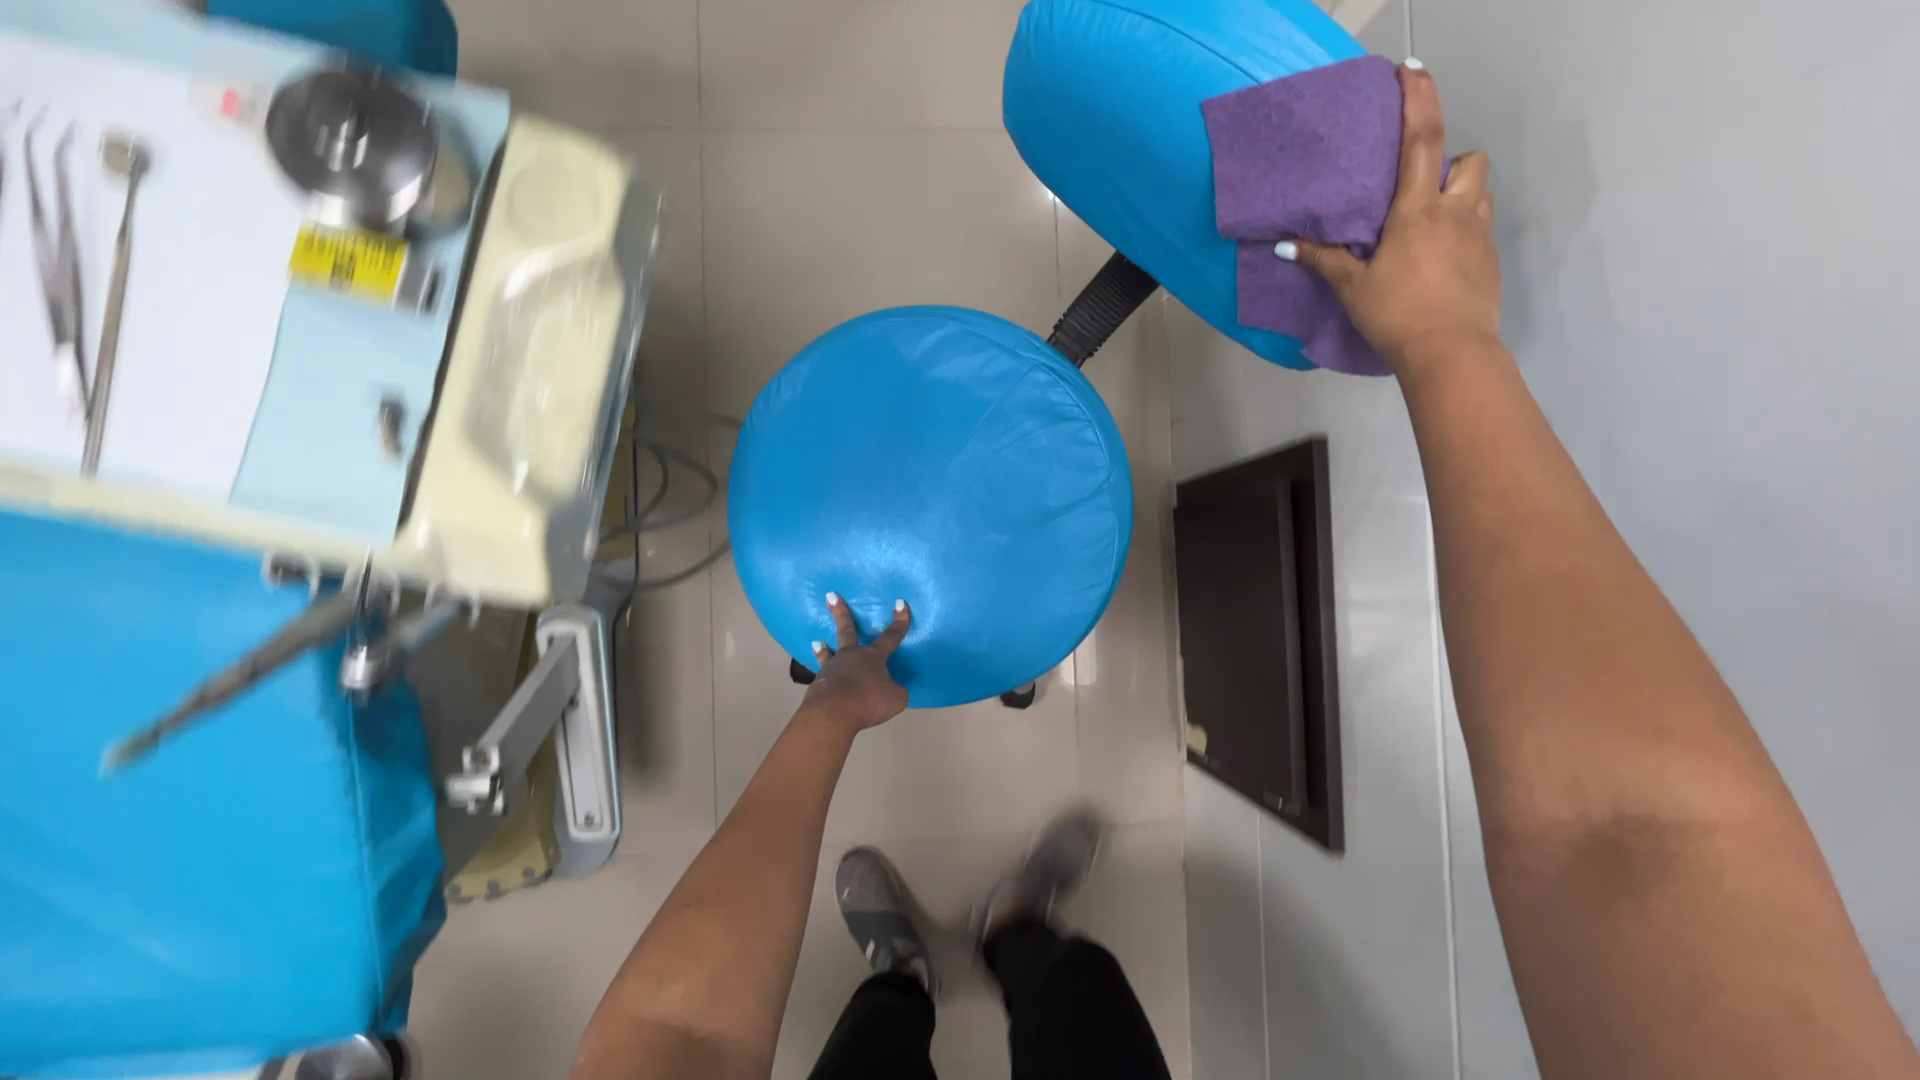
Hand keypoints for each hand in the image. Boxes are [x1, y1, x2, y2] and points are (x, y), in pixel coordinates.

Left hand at [800, 593, 911, 734]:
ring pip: (829, 655)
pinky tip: (823, 684)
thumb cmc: (869, 701)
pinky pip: (823, 678)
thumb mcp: (896, 698)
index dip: (899, 622)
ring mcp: (831, 668)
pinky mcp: (818, 685)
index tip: (900, 603)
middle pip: (847, 631)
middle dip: (841, 613)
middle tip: (830, 596)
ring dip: (823, 649)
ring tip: (817, 643)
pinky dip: (824, 679)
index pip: (890, 636)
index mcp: (873, 656)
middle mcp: (851, 656)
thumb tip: (892, 689)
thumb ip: (896, 690)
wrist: (833, 713)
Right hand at [1287, 63, 1502, 375]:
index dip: (1418, 101)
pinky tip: (1438, 264)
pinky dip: (1462, 233)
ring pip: (1480, 193)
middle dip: (1450, 163)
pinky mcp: (1490, 262)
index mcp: (1417, 211)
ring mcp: (1479, 236)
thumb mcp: (1353, 288)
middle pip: (1468, 160)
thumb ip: (1324, 260)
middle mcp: (1455, 212)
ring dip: (1460, 196)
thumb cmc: (1397, 314)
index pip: (1421, 141)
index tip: (1411, 70)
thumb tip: (1286, 245)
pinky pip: (1480, 230)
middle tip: (1421, 189)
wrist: (1450, 352)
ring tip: (1430, 225)